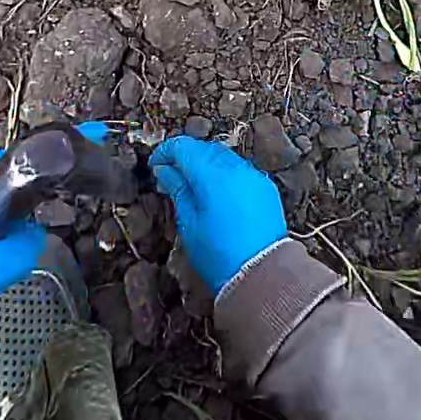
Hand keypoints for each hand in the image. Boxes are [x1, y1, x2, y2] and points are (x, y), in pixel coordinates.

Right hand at [151, 135, 287, 294]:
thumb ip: (177, 189)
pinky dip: (225, 173)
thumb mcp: (189, 222)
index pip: (185, 147)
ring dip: (206, 163)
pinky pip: (240, 169)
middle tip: (170, 175)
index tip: (155, 165)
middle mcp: (236, 168)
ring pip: (224, 156)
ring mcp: (254, 175)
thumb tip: (164, 170)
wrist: (261, 271)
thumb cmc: (219, 253)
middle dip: (186, 156)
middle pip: (205, 148)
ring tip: (192, 185)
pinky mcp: (265, 186)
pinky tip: (216, 192)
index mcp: (213, 175)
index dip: (166, 152)